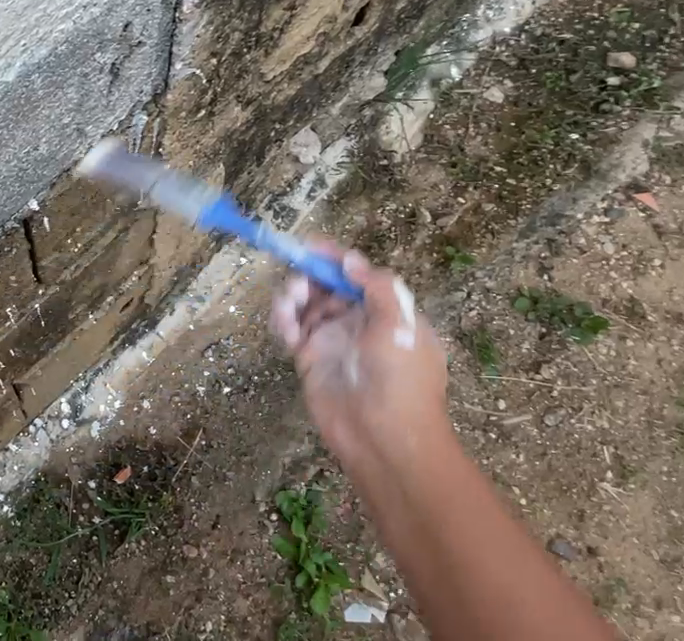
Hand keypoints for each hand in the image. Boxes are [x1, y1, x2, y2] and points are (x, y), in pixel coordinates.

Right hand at [270, 246, 450, 470]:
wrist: (384, 438)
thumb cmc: (400, 379)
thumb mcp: (400, 326)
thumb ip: (377, 286)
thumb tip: (349, 260)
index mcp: (388, 313)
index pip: (358, 275)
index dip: (334, 259)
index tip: (309, 245)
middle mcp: (359, 323)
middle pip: (325, 285)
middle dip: (308, 277)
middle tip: (298, 283)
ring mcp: (332, 340)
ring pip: (303, 304)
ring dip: (291, 298)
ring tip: (288, 307)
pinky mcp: (309, 357)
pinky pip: (290, 328)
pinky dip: (283, 321)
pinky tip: (285, 329)